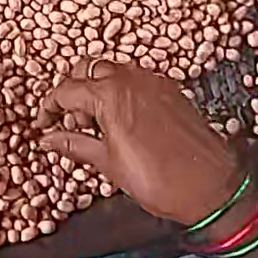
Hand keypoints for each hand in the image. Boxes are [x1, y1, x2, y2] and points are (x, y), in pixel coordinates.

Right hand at [35, 61, 246, 224]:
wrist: (211, 188)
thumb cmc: (160, 179)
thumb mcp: (107, 163)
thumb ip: (75, 144)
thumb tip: (49, 139)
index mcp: (109, 95)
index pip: (65, 91)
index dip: (49, 108)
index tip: (45, 124)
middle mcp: (130, 80)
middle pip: (86, 70)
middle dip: (72, 92)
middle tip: (69, 121)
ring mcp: (152, 82)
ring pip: (111, 70)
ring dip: (95, 88)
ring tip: (95, 123)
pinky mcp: (169, 91)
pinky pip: (134, 79)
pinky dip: (119, 91)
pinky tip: (119, 119)